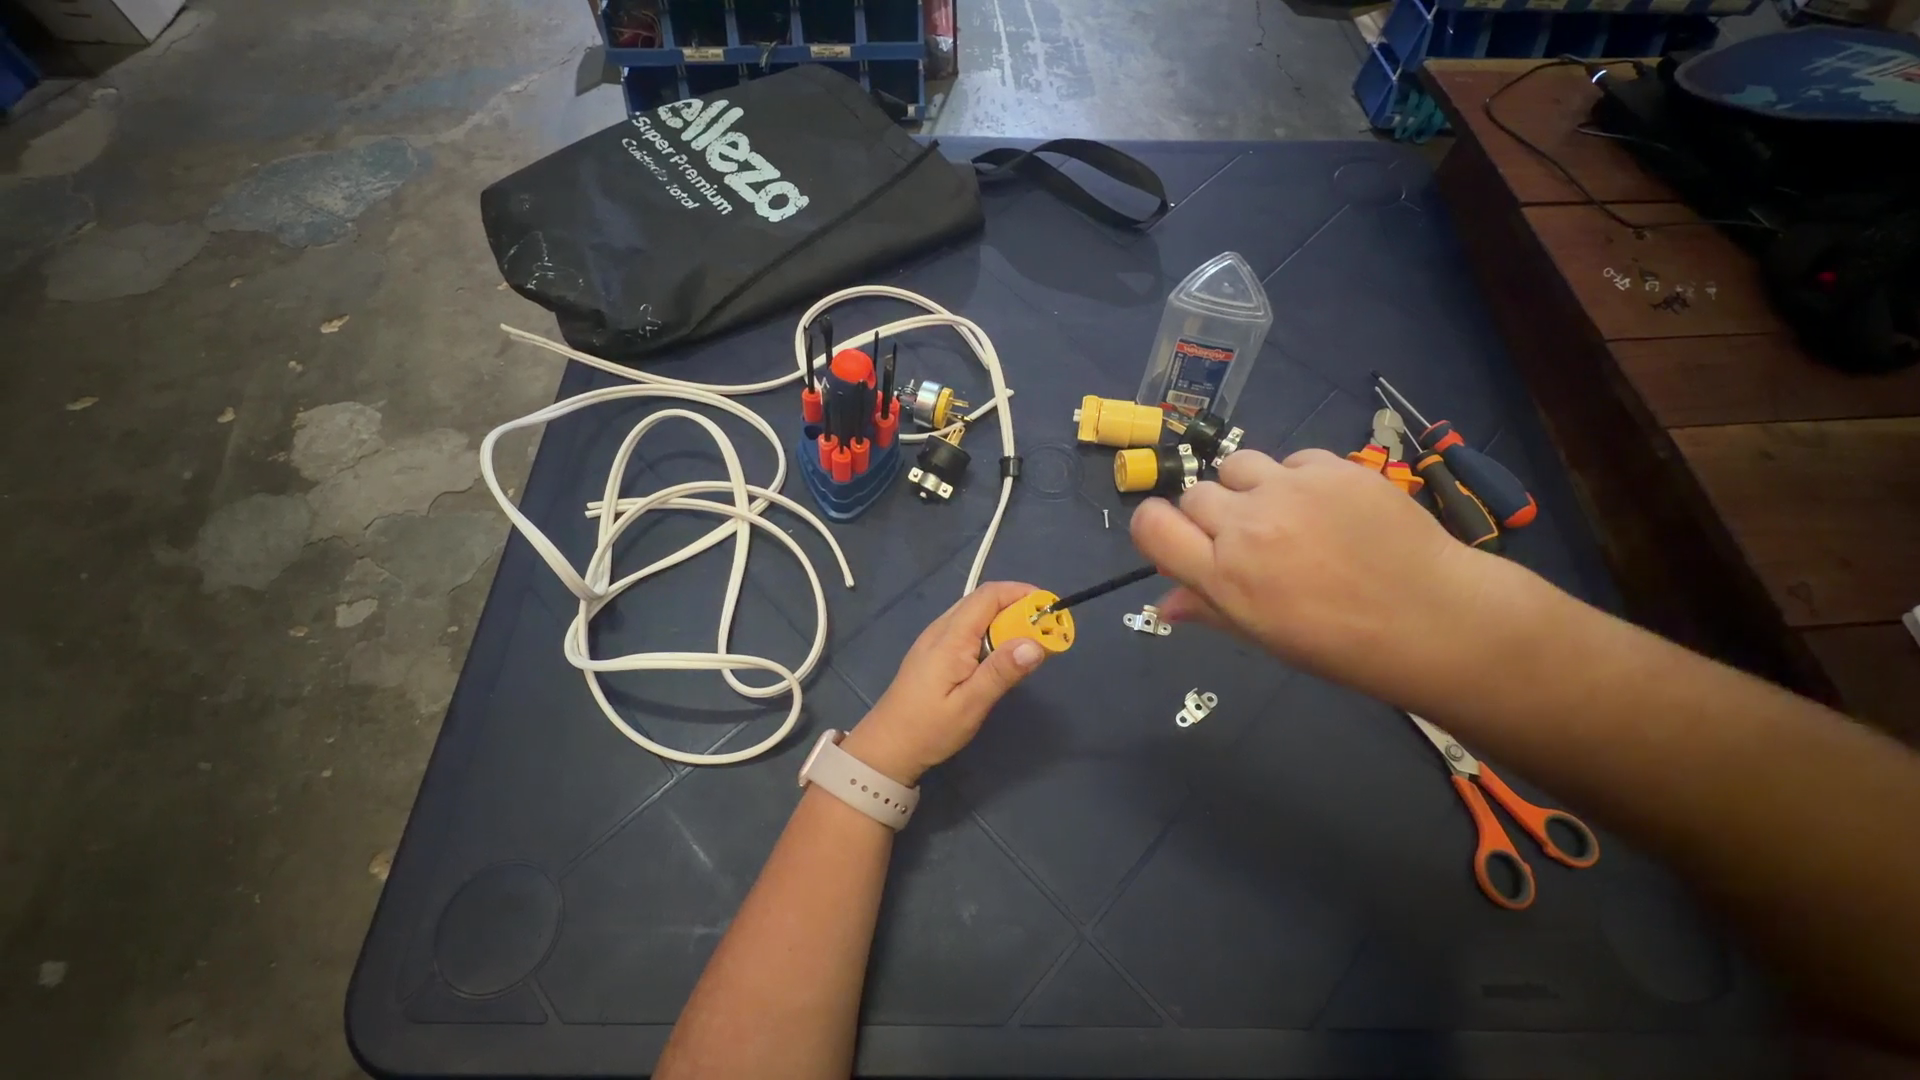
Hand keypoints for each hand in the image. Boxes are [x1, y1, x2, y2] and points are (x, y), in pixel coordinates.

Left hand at [842, 581, 1050, 785]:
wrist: (886, 748)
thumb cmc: (929, 728)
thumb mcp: (970, 705)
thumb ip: (1001, 672)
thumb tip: (1035, 644)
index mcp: (951, 636)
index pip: (989, 596)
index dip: (1022, 593)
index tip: (1050, 608)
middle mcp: (941, 629)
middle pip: (982, 600)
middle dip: (1017, 606)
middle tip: (1046, 629)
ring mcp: (934, 639)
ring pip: (974, 613)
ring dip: (1004, 619)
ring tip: (1029, 641)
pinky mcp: (933, 653)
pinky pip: (966, 628)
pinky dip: (990, 631)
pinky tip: (1000, 655)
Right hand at [1130, 448, 1520, 701]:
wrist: (1433, 617)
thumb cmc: (1340, 643)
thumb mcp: (1264, 636)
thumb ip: (1208, 610)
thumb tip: (1163, 605)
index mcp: (1223, 574)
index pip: (1151, 524)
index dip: (1156, 528)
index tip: (1179, 540)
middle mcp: (1246, 525)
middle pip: (1193, 494)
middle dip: (1211, 515)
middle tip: (1248, 539)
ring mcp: (1289, 489)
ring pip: (1237, 466)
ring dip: (1248, 488)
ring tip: (1282, 513)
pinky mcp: (1330, 467)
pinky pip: (1291, 459)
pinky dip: (1297, 479)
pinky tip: (1325, 506)